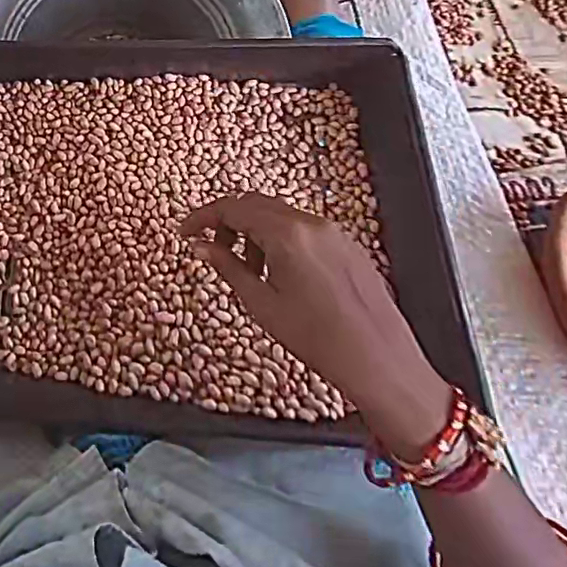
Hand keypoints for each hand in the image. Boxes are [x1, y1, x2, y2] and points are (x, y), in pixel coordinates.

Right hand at [180, 194, 453, 456]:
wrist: (380, 361)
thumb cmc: (318, 338)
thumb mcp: (261, 304)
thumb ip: (227, 267)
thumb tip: (201, 247)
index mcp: (287, 234)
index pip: (232, 208)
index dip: (203, 217)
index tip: (186, 232)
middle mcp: (311, 224)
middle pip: (255, 205)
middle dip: (227, 222)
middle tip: (210, 249)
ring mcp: (333, 232)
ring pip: (279, 216)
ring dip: (253, 232)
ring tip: (247, 270)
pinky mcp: (347, 245)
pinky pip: (302, 230)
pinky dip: (279, 240)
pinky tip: (277, 273)